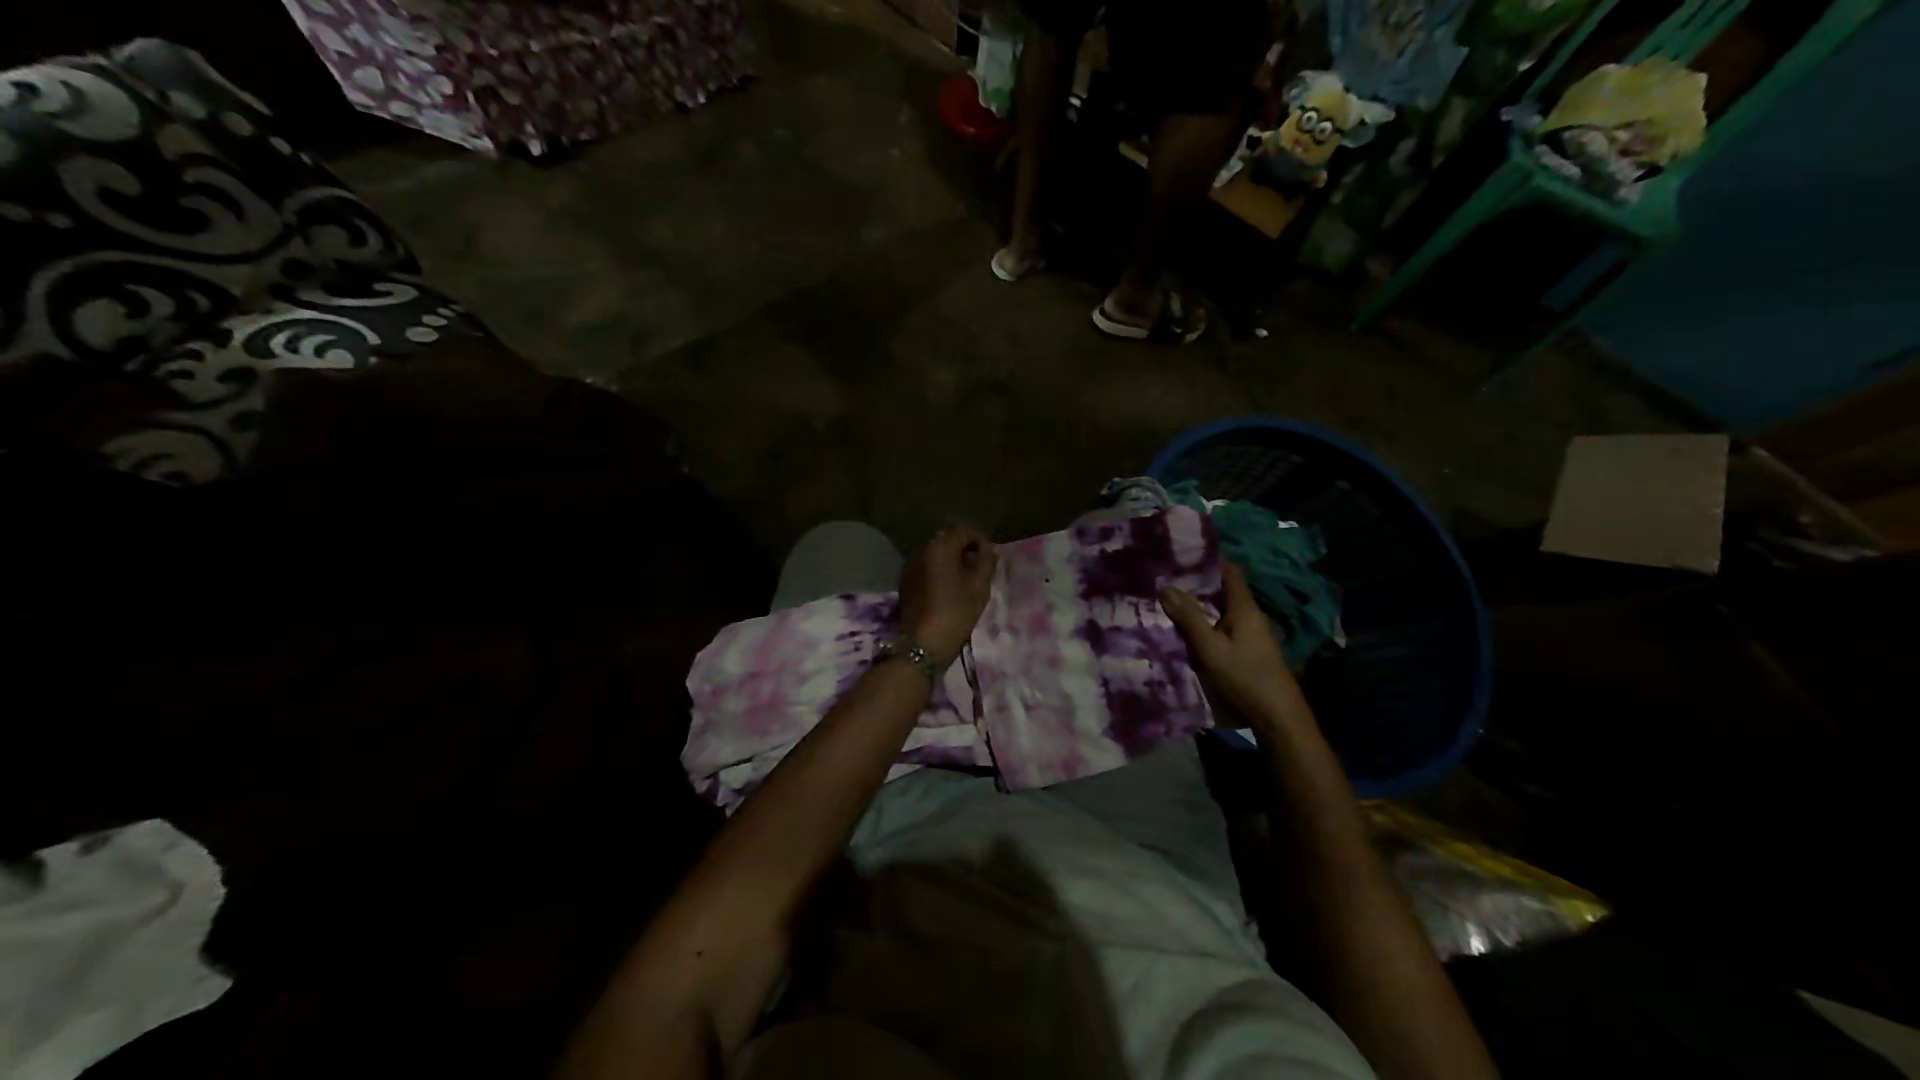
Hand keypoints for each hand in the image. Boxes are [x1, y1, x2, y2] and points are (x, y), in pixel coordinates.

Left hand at [898, 526, 997, 669]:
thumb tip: (989, 549)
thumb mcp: (980, 585)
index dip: (979, 540)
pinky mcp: (905, 581)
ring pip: (934, 553)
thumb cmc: (957, 610)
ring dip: (950, 558)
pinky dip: (937, 569)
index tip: (990, 555)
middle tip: (978, 564)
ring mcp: (910, 566)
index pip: (963, 532)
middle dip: (963, 547)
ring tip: (964, 575)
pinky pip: (925, 566)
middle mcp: (921, 550)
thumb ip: (987, 561)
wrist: (925, 641)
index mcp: (940, 547)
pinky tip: (947, 586)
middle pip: (946, 540)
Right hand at [1160, 562, 1312, 734]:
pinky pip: (1222, 627)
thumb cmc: (1244, 677)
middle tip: (1165, 579)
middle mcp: (1250, 615)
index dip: (1208, 560)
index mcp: (1244, 608)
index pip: (1229, 571)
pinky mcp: (1247, 650)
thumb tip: (1166, 586)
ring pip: (1221, 610)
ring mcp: (1250, 633)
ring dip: (1199, 606)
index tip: (1181, 555)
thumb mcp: (1210, 648)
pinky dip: (1204, 624)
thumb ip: (1189, 618)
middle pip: (1222, 590)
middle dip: (1196, 584)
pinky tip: (1185, 631)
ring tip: (1168, 602)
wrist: (1277, 715)